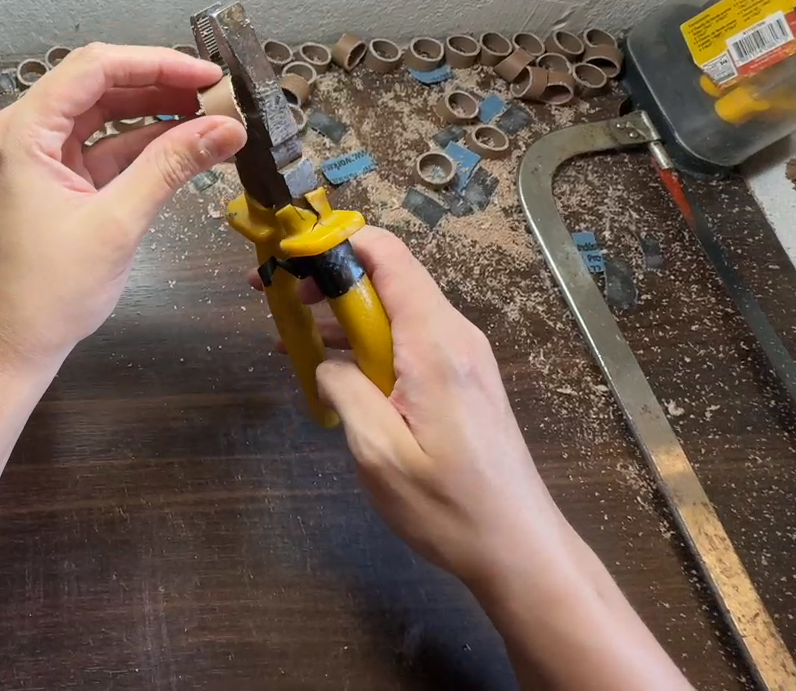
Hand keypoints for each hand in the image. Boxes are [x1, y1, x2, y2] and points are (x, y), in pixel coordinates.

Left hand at [0, 44, 245, 377]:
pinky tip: (181, 145)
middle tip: (217, 96)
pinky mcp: (48, 182)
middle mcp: (20, 133)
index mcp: (21, 131)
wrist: (7, 349)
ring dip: (151, 115)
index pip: (93, 69)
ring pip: (99, 117)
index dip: (155, 63)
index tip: (208, 75)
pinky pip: (96, 150)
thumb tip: (229, 128)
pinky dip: (136, 148)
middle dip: (157, 87)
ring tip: (209, 117)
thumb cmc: (50, 292)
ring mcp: (32, 158)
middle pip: (96, 87)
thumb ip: (171, 167)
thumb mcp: (116, 223)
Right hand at [256, 227, 576, 589]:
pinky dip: (362, 338)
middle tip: (274, 297)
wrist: (522, 553)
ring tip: (290, 332)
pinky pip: (403, 334)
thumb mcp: (379, 452)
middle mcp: (452, 334)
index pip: (386, 256)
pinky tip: (328, 363)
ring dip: (339, 311)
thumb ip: (343, 389)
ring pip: (390, 304)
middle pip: (383, 275)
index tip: (287, 257)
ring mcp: (459, 353)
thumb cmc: (450, 506)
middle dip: (324, 277)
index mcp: (434, 343)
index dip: (333, 242)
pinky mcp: (457, 374)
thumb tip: (326, 360)